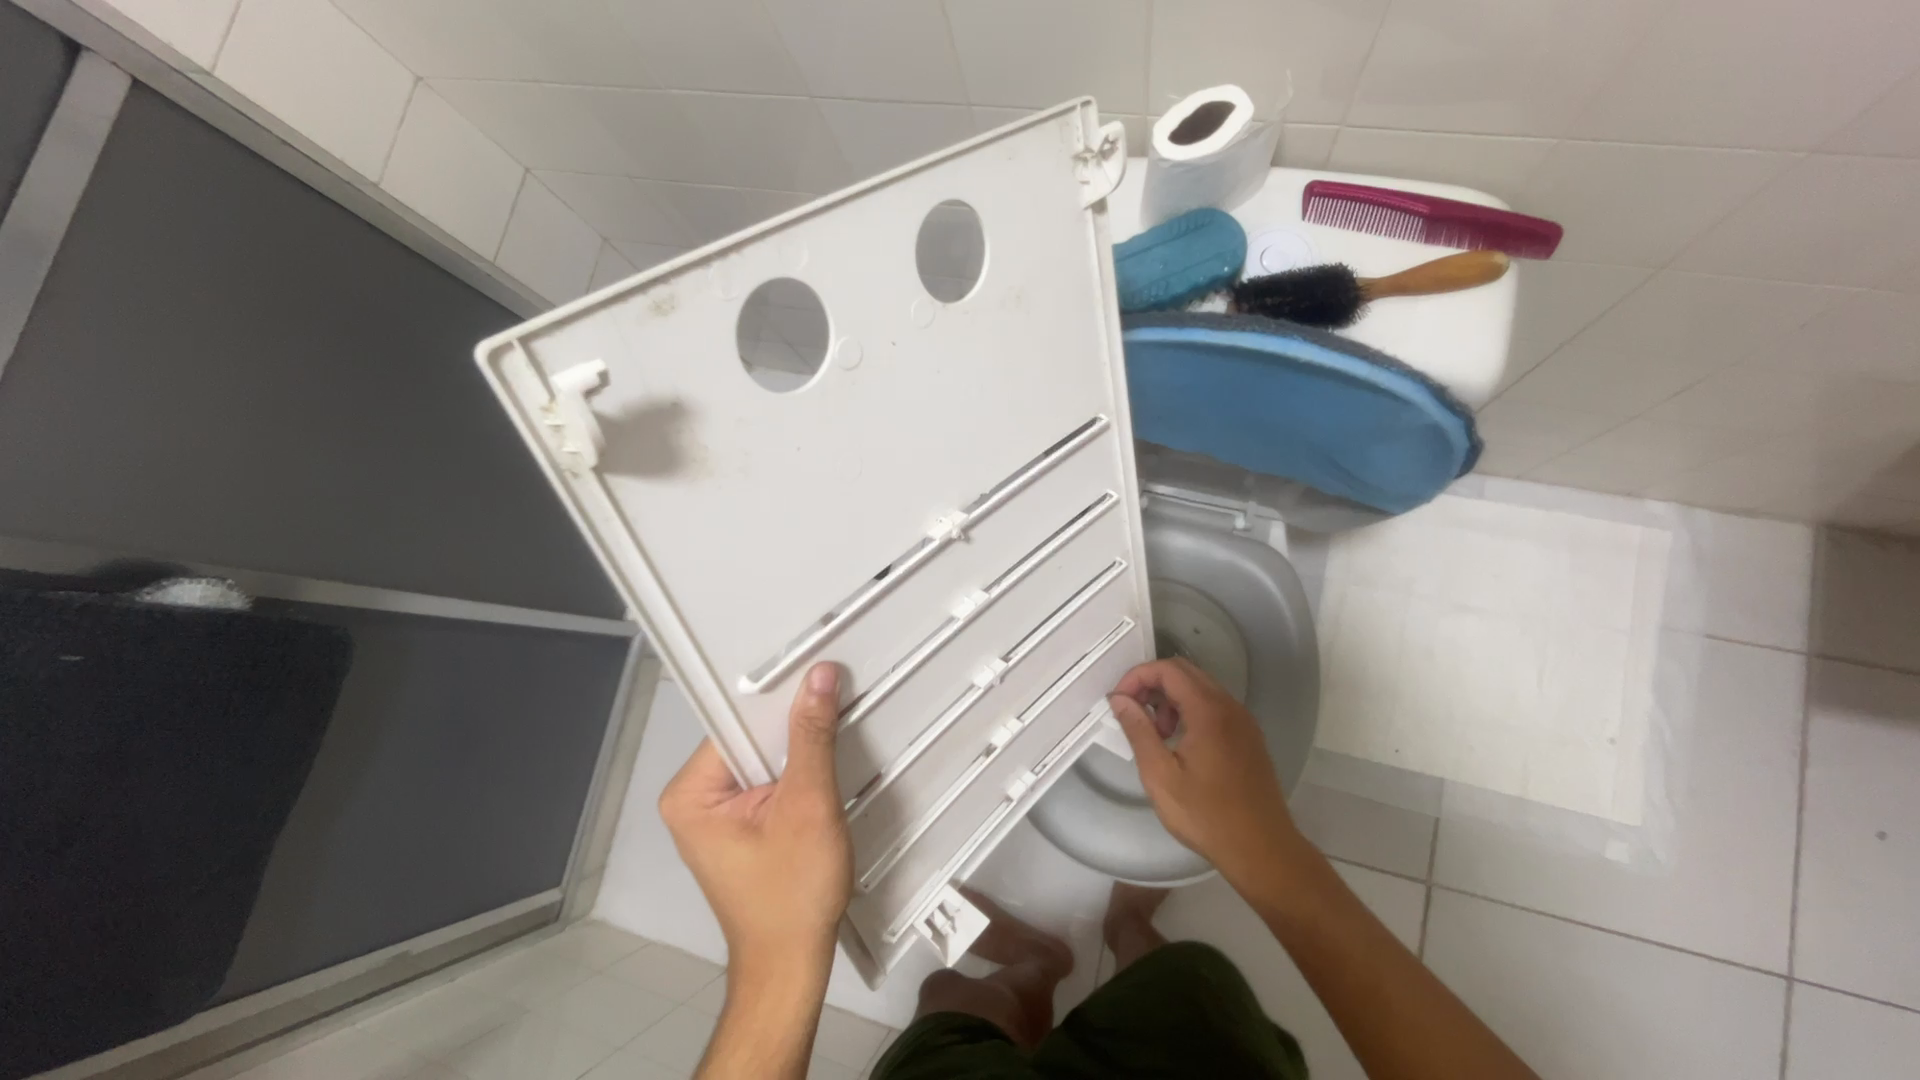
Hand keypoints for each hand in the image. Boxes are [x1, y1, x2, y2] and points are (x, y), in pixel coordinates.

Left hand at [660, 662, 852, 981]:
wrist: (792, 959)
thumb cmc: (790, 900)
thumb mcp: (808, 806)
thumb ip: (812, 738)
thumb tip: (817, 684)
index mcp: (690, 793)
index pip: (735, 721)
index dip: (778, 701)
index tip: (812, 680)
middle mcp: (693, 798)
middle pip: (749, 735)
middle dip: (791, 729)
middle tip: (829, 715)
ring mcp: (715, 811)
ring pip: (761, 755)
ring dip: (797, 753)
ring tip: (826, 753)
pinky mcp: (738, 822)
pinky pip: (767, 777)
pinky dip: (795, 774)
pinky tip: (816, 781)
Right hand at [1108, 658, 1302, 887]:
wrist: (1262, 848)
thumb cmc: (1206, 815)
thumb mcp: (1160, 775)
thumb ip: (1138, 730)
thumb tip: (1120, 700)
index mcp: (1208, 711)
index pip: (1168, 670)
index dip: (1137, 678)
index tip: (1118, 703)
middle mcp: (1230, 707)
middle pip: (1185, 673)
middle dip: (1152, 686)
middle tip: (1133, 715)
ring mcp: (1243, 721)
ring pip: (1201, 689)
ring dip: (1171, 700)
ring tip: (1157, 735)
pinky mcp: (1249, 737)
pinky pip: (1215, 707)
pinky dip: (1190, 712)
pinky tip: (1180, 745)